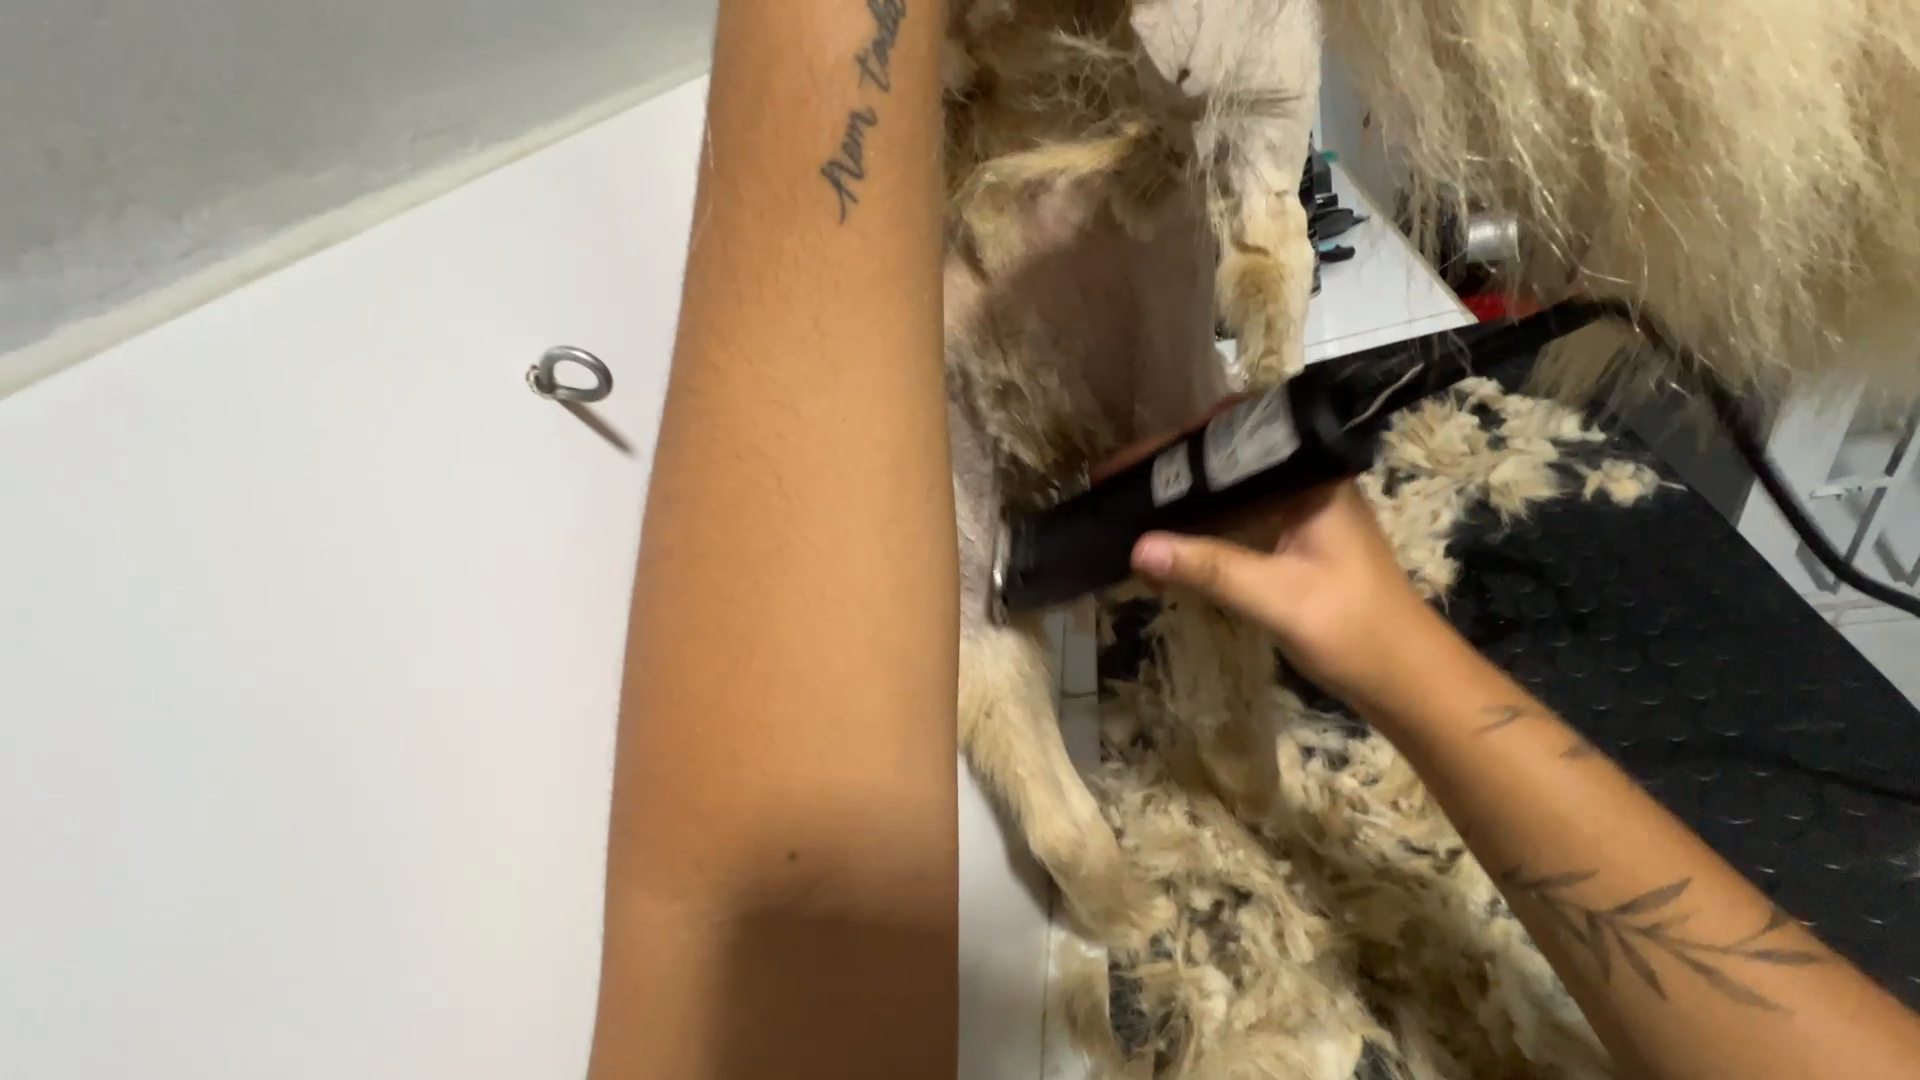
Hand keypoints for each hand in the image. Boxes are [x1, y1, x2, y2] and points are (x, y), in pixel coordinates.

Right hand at [1101, 413, 1449, 706]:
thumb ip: (1210, 568)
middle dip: (1169, 466)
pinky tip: (1158, 544)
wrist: (1404, 679)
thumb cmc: (1354, 630)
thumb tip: (1138, 548)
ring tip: (1123, 501)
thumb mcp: (1279, 598)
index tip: (1138, 454)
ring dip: (1177, 497)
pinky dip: (1193, 529)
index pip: (1242, 433)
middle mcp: (1302, 485)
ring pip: (1224, 491)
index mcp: (1313, 478)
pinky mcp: (1286, 544)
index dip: (1186, 437)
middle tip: (1114, 477)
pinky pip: (1229, 523)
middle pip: (1225, 458)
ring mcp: (1294, 515)